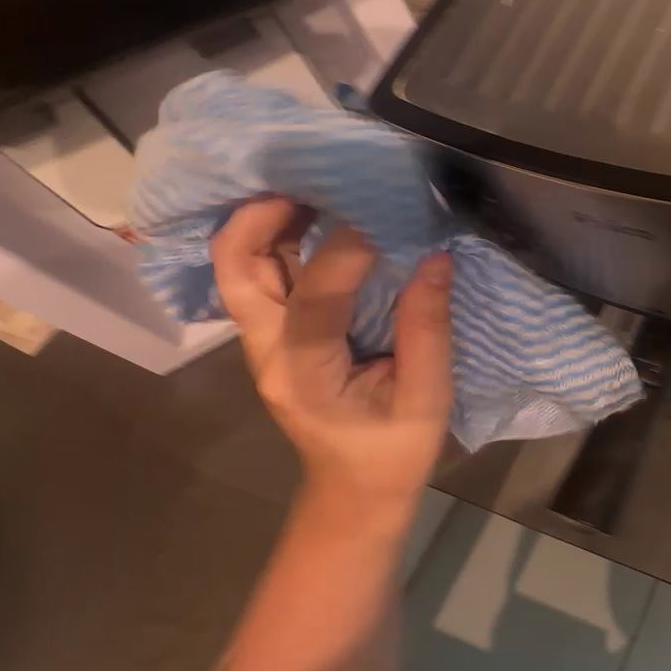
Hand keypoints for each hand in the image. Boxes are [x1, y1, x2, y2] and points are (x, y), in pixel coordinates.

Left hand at [210, 197, 453, 507]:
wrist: (355, 489)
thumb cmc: (392, 451)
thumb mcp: (425, 398)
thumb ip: (427, 330)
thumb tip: (434, 259)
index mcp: (305, 375)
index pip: (314, 299)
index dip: (346, 251)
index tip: (385, 217)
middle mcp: (267, 353)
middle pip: (236, 271)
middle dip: (263, 218)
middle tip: (312, 182)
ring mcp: (263, 345)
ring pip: (240, 268)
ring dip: (267, 222)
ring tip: (315, 188)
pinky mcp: (276, 338)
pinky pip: (264, 278)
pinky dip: (281, 240)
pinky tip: (318, 218)